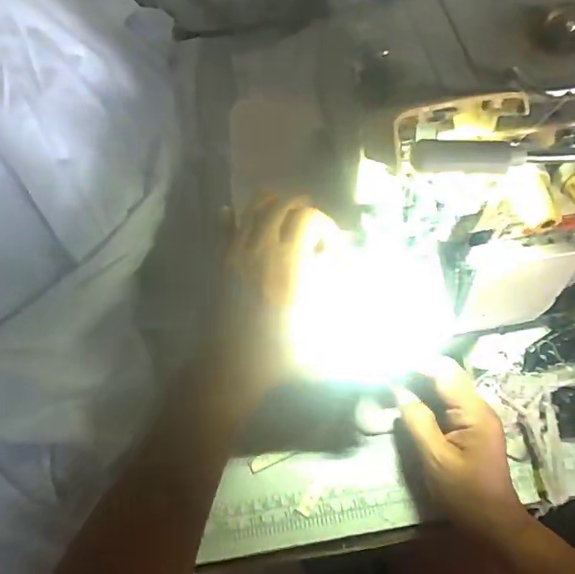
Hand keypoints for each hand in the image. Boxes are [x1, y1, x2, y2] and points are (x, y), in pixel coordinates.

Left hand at [203, 195, 336, 418]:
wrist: (232, 368)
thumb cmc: (280, 354)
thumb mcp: (321, 330)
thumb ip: (340, 304)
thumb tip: (355, 284)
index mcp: (289, 264)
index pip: (308, 219)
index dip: (325, 226)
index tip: (331, 248)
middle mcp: (261, 251)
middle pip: (281, 205)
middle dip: (301, 208)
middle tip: (311, 227)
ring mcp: (236, 254)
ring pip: (252, 210)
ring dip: (271, 206)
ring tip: (284, 218)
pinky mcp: (219, 264)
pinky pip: (222, 229)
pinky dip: (230, 218)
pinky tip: (231, 214)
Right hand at [396, 357, 534, 548]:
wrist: (493, 524)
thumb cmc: (465, 494)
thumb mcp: (436, 459)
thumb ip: (418, 423)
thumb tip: (400, 393)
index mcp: (474, 413)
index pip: (445, 372)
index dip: (417, 363)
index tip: (389, 360)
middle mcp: (478, 408)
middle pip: (446, 375)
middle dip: (417, 370)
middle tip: (386, 369)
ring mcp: (476, 418)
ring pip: (446, 387)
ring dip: (420, 382)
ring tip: (391, 379)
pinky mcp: (470, 428)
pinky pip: (447, 403)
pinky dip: (427, 397)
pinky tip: (408, 399)